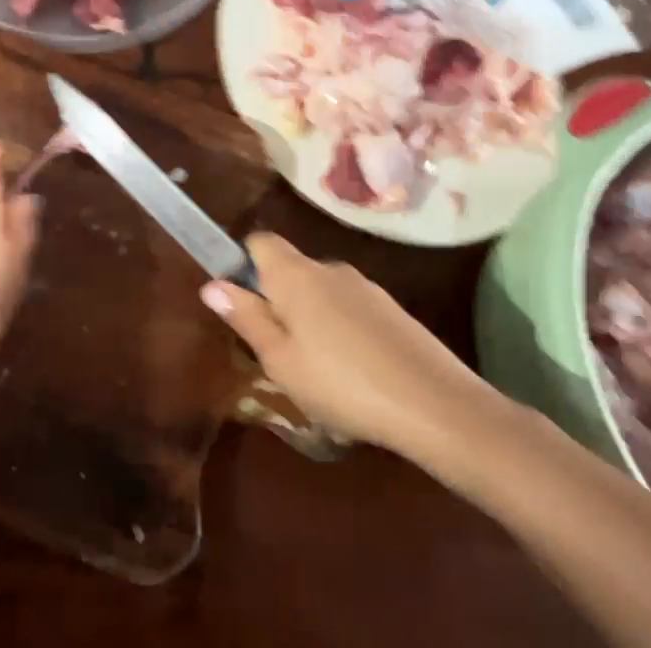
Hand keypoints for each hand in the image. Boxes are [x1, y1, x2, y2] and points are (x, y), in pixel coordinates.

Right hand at [200, 233, 502, 458]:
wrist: (438, 407)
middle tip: (273, 349)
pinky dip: (341, 333)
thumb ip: (246, 318)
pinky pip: (351, 312)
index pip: (260, 242)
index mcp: (296, 275)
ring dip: (310, 319)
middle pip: (291, 270)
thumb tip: (212, 285)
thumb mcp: (279, 360)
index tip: (240, 302)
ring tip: (313, 369)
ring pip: (322, 294)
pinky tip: (350, 375)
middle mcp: (331, 270)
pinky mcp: (395, 313)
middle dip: (277, 299)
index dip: (243, 263)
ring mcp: (368, 290)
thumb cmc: (341, 384)